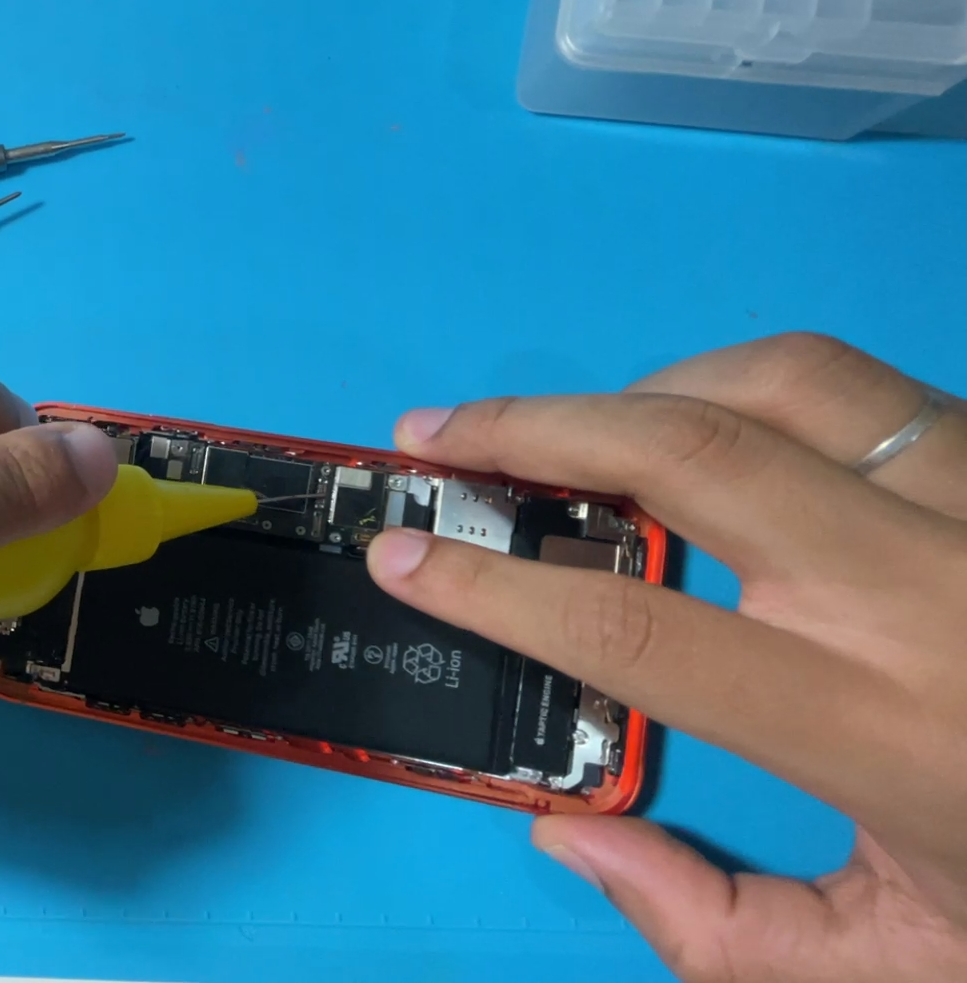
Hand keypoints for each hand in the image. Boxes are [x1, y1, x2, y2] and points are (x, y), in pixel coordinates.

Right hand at [364, 334, 966, 981]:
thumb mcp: (902, 974)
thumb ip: (714, 931)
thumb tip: (566, 835)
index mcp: (885, 729)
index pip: (626, 625)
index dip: (484, 584)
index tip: (393, 552)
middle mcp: (931, 595)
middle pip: (681, 454)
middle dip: (525, 430)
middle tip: (433, 436)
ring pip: (771, 384)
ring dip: (625, 396)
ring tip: (557, 430)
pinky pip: (849, 382)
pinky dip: (726, 387)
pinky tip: (686, 428)